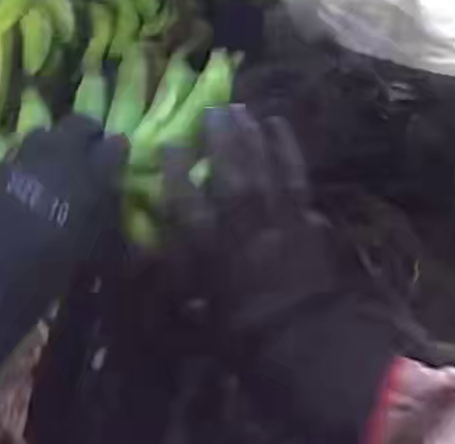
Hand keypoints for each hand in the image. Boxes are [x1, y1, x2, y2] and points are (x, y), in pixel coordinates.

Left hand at [0, 116, 123, 439]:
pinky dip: (24, 164)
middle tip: (88, 149)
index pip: (113, 146)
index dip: (117, 149)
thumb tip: (110, 195)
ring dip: (53, 144)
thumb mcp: (88, 248)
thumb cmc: (45, 279)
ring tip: (53, 165)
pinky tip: (21, 185)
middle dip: (87, 132)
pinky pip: (15, 156)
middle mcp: (57, 156)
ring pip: (43, 134)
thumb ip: (103, 213)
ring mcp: (21, 159)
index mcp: (88, 176)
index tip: (117, 154)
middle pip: (78, 124)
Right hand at [166, 107, 397, 442]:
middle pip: (229, 175)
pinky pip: (294, 174)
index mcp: (213, 256)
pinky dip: (285, 146)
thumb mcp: (199, 315)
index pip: (187, 205)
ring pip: (262, 168)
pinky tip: (277, 123)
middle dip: (218, 139)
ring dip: (250, 135)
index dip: (176, 172)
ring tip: (240, 108)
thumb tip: (146, 246)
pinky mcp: (303, 215)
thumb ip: (175, 274)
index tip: (168, 145)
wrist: (308, 346)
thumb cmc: (246, 334)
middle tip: (211, 109)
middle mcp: (244, 230)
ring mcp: (278, 219)